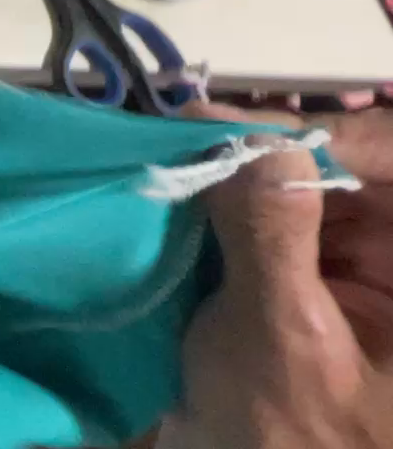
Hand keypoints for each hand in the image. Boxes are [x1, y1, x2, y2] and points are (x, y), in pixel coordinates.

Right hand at [166, 107, 392, 447]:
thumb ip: (272, 233)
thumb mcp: (280, 332)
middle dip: (269, 144)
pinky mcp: (323, 269)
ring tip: (170, 154)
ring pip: (312, 180)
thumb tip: (258, 140)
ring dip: (241, 166)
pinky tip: (182, 187)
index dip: (321, 136)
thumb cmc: (295, 427)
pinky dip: (229, 192)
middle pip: (356, 167)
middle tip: (180, 133)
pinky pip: (282, 206)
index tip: (216, 123)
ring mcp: (369, 267)